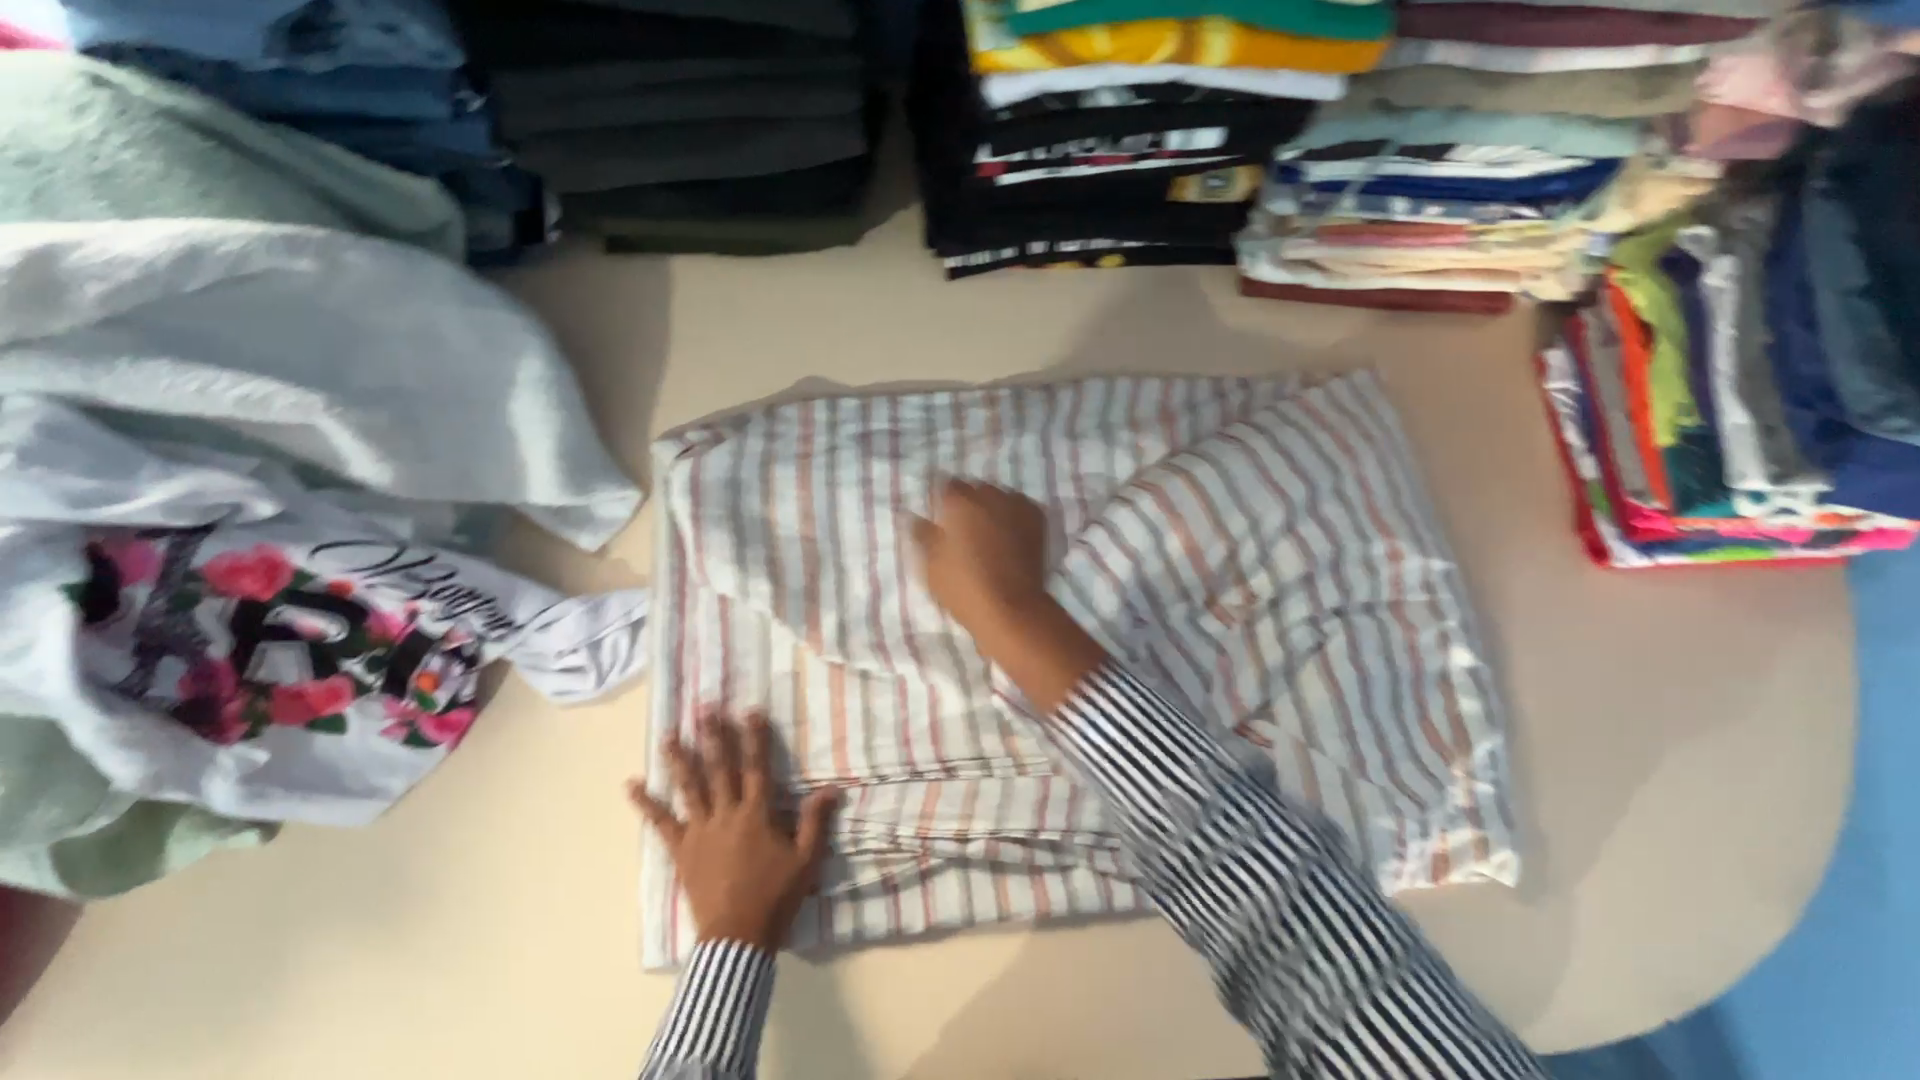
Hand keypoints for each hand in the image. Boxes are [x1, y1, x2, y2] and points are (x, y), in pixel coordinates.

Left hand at [629, 713, 839, 952]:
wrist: (738, 936)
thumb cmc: (776, 897)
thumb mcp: (806, 860)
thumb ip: (815, 822)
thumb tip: (831, 789)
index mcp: (757, 815)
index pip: (757, 768)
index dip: (755, 738)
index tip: (750, 711)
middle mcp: (726, 815)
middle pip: (719, 769)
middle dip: (713, 736)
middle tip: (705, 708)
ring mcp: (699, 831)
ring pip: (688, 788)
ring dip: (679, 758)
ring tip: (668, 733)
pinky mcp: (681, 851)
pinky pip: (661, 823)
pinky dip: (646, 803)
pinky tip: (632, 785)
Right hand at [911, 479, 1052, 638]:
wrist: (1012, 608)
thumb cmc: (964, 587)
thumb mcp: (931, 565)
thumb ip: (922, 534)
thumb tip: (912, 516)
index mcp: (958, 501)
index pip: (945, 486)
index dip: (941, 502)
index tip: (940, 518)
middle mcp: (988, 495)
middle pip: (974, 489)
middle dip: (968, 502)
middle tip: (963, 528)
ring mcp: (1016, 504)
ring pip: (999, 497)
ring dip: (992, 507)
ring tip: (989, 531)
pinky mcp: (1037, 518)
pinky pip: (1020, 507)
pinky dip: (1013, 515)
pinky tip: (1010, 533)